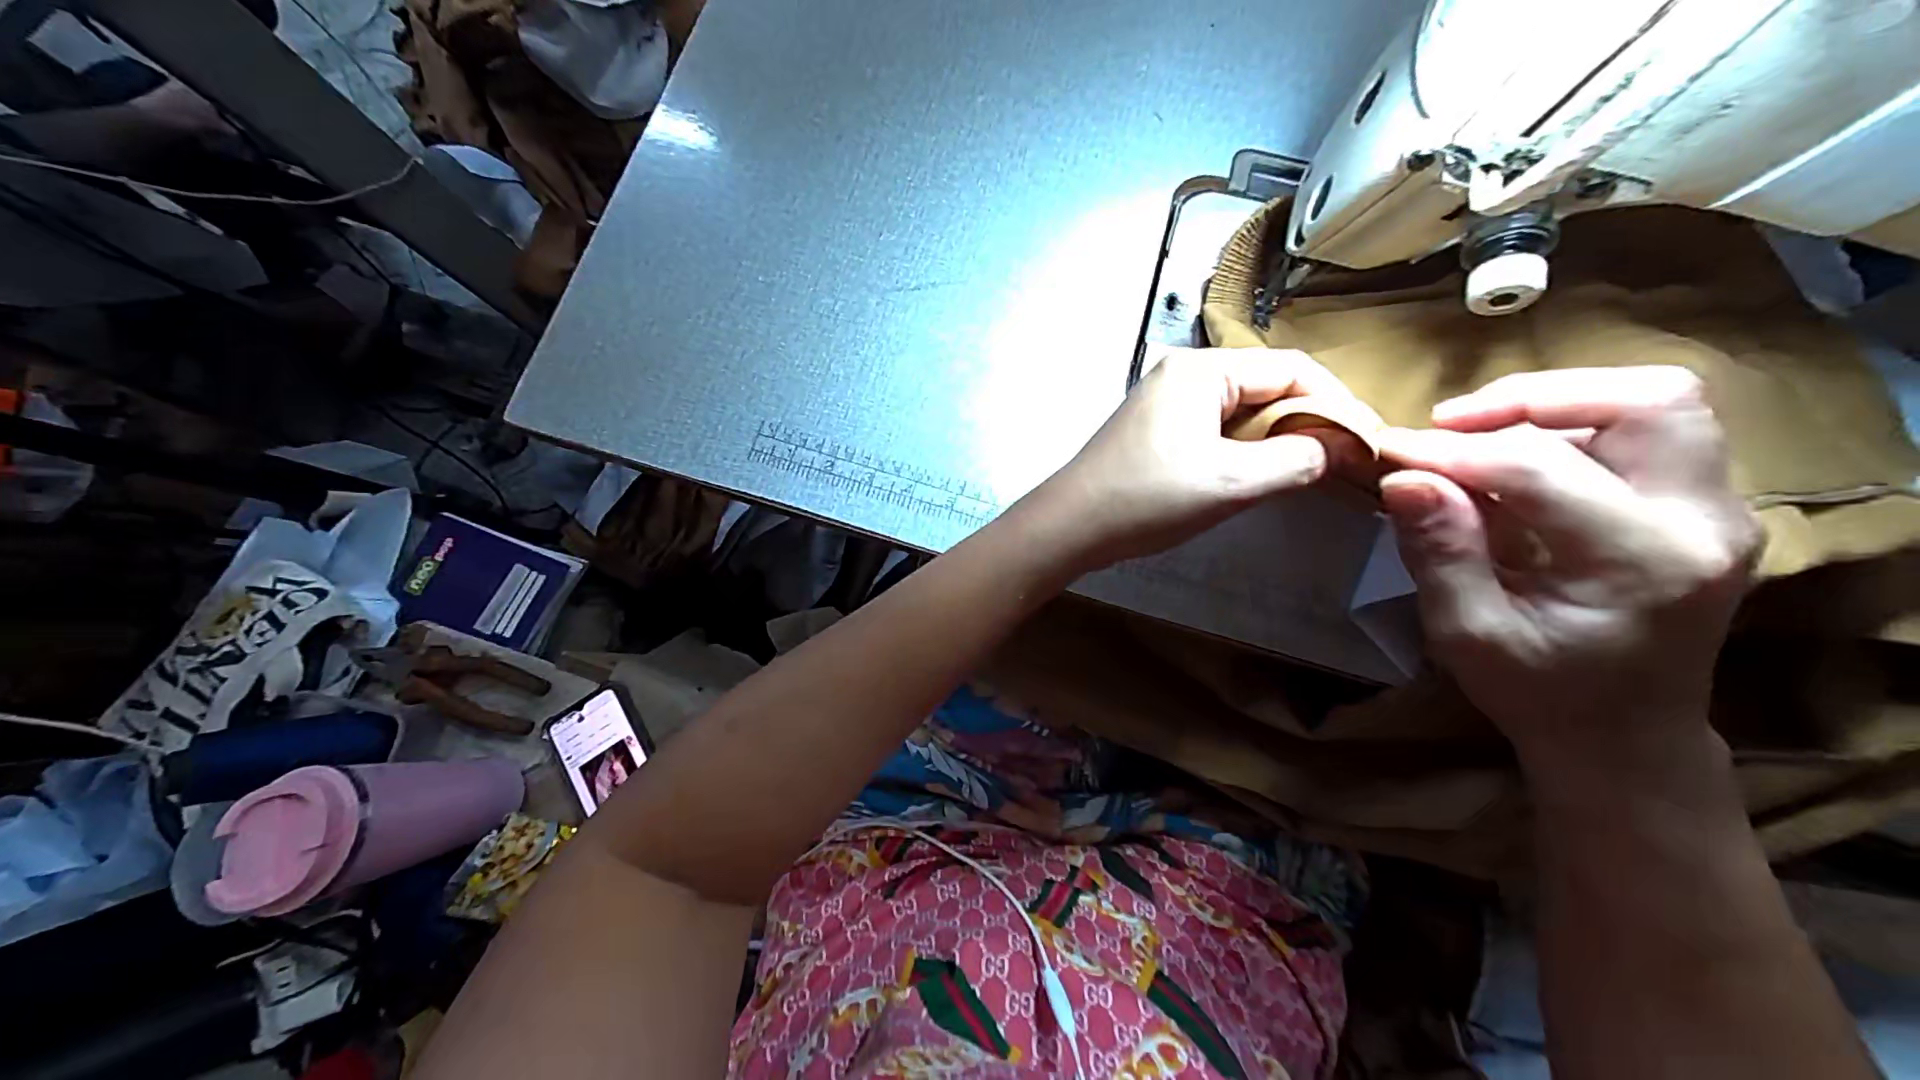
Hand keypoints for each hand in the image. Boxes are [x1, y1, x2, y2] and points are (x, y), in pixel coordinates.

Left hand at [1027, 346, 1353, 568]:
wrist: (1069, 528)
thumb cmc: (1146, 499)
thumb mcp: (1230, 482)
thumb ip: (1295, 460)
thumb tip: (1339, 447)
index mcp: (1200, 370)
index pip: (1291, 369)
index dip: (1337, 403)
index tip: (1368, 440)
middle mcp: (1184, 374)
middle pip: (1267, 387)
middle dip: (1309, 422)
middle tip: (1346, 461)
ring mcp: (1167, 402)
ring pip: (1244, 412)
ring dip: (1279, 439)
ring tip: (1314, 472)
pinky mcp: (1159, 430)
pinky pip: (1218, 430)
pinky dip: (1247, 450)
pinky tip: (1264, 475)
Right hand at [1376, 367, 1761, 771]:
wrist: (1624, 735)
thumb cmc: (1538, 693)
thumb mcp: (1468, 633)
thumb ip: (1440, 552)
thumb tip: (1403, 478)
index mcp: (1642, 562)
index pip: (1543, 469)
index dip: (1455, 451)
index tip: (1391, 451)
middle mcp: (1703, 522)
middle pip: (1646, 402)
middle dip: (1534, 397)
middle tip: (1451, 422)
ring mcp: (1716, 509)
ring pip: (1655, 404)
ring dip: (1558, 403)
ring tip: (1479, 432)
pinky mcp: (1701, 506)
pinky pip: (1647, 433)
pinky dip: (1574, 426)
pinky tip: (1515, 457)